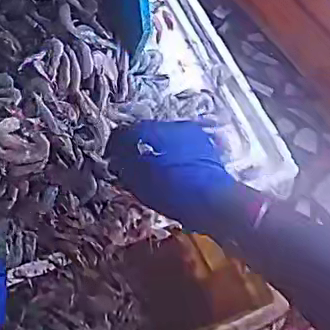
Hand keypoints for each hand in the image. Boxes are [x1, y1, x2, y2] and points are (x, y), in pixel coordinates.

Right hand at [107, 121, 240, 234]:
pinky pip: (181, 149)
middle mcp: (173, 125)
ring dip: (156, 151)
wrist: (217, 203)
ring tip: (151, 171)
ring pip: (165, 140)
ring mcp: (193, 136)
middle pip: (146, 132)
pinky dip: (172, 158)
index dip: (116, 145)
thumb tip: (116, 158)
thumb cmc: (174, 190)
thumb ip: (124, 165)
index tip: (112, 158)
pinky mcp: (207, 150)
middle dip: (137, 146)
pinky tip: (171, 175)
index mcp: (152, 128)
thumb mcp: (139, 181)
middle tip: (129, 165)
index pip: (125, 131)